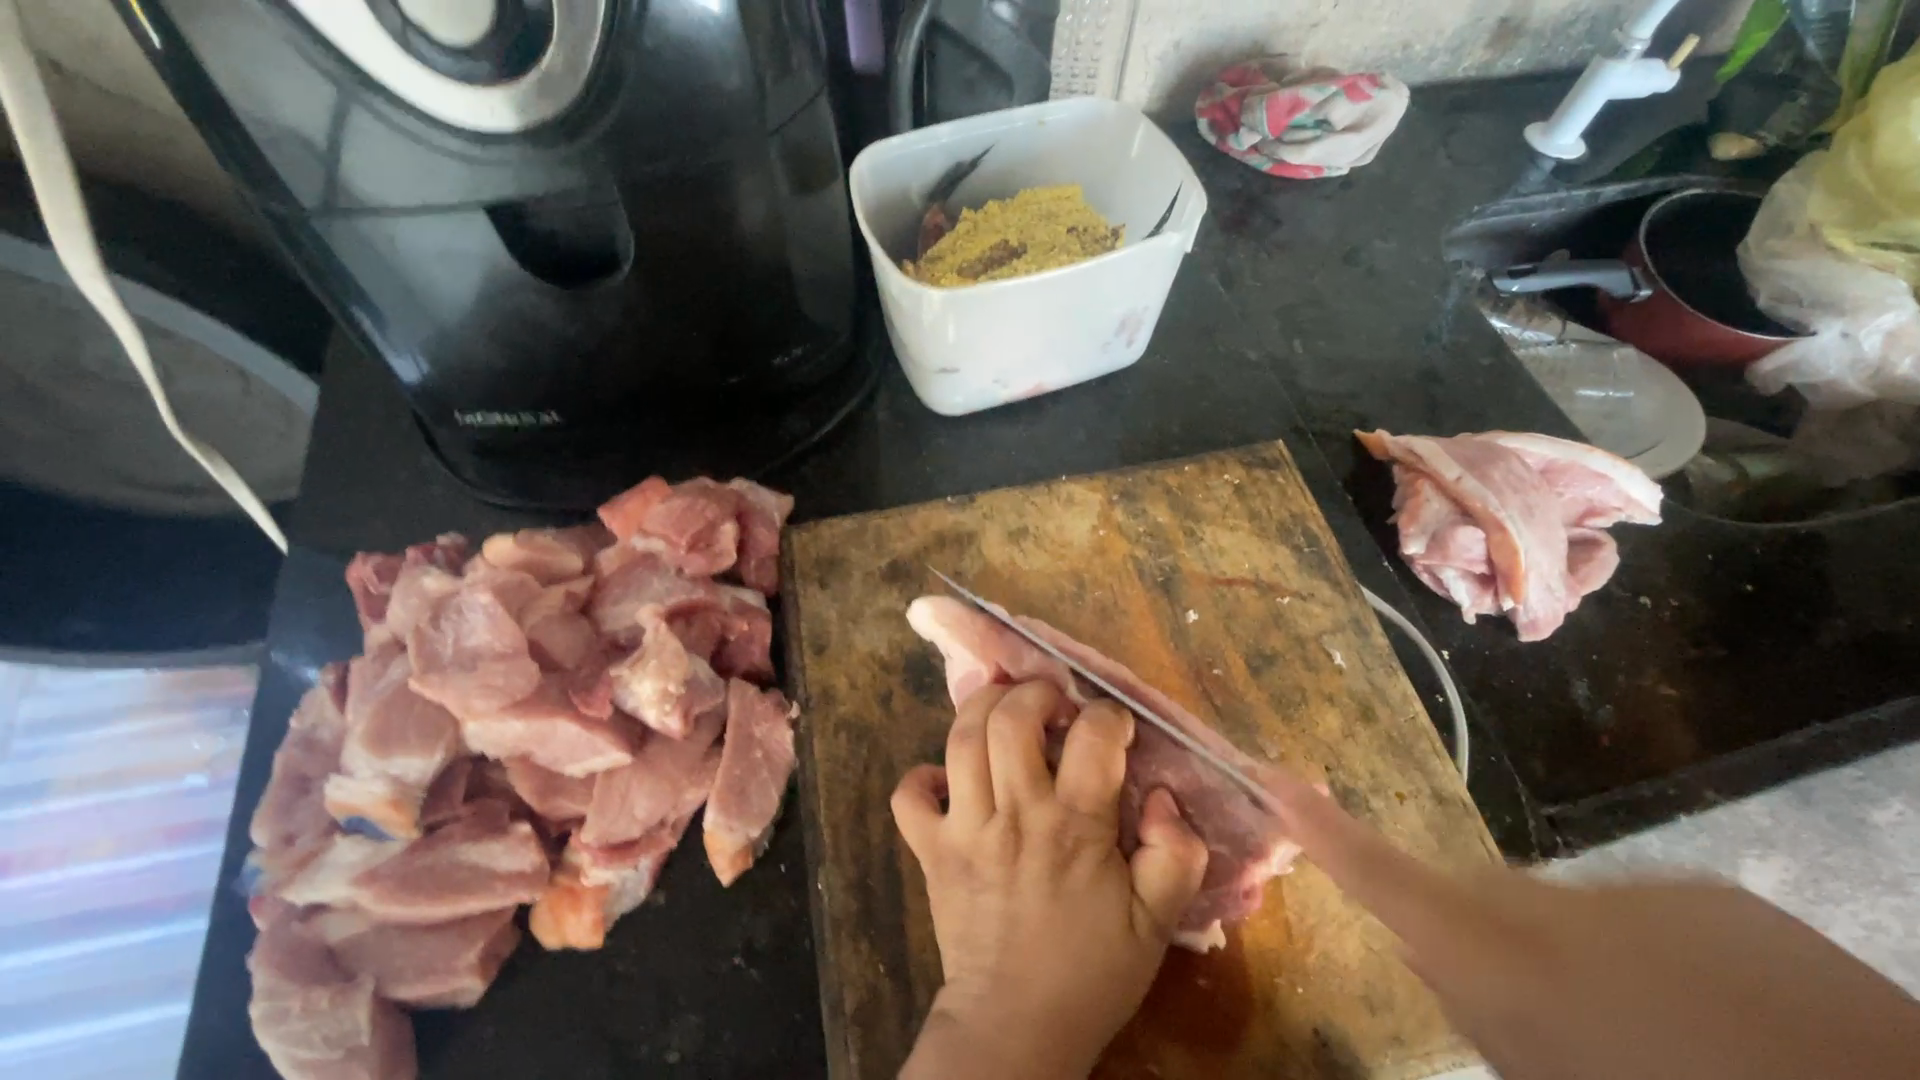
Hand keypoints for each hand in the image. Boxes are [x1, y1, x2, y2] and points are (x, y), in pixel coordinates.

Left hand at [891, 681, 1209, 1079]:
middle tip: (1054, 703)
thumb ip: (1176, 854)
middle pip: (1011, 719)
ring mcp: (965, 830)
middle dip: (1035, 692)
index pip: (1094, 738)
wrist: (1016, 1026)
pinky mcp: (930, 850)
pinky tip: (951, 780)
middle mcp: (1015, 815)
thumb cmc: (1092, 972)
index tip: (1115, 727)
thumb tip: (1161, 796)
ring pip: (961, 740)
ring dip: (982, 708)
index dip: (1109, 717)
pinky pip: (909, 796)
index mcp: (1075, 827)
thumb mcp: (1158, 921)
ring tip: (1005, 709)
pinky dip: (922, 776)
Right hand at [1262, 770, 1919, 1079]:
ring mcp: (1636, 890)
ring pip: (1556, 906)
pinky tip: (1697, 1014)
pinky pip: (1633, 911)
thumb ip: (1477, 1010)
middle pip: (1473, 895)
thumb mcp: (1539, 1073)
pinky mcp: (1710, 895)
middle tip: (1522, 1010)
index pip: (1382, 877)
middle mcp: (1554, 903)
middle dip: (1475, 932)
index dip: (1321, 826)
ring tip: (1633, 1028)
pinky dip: (1638, 953)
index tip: (1272, 775)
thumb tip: (1429, 953)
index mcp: (1506, 961)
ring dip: (1564, 951)